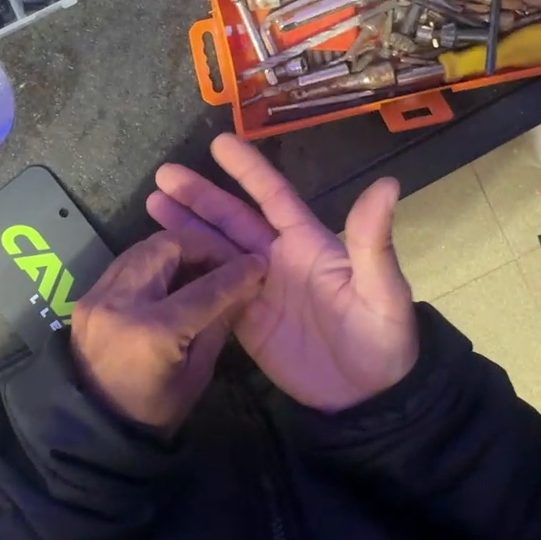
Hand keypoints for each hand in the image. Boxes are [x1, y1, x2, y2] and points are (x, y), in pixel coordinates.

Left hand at [69, 230, 266, 428]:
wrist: (94, 429)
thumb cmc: (153, 412)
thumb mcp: (196, 374)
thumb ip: (218, 323)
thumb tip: (243, 286)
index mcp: (153, 331)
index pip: (206, 288)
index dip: (237, 272)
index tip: (257, 264)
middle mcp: (121, 302)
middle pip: (168, 247)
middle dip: (203, 246)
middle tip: (226, 259)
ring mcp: (97, 296)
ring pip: (143, 248)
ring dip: (177, 249)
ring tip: (201, 265)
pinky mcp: (87, 297)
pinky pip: (126, 264)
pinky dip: (153, 261)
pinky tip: (172, 276)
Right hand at [147, 134, 417, 412]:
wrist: (365, 398)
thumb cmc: (380, 337)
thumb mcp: (382, 289)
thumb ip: (372, 240)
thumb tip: (388, 184)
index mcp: (307, 242)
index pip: (272, 196)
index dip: (247, 169)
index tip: (219, 142)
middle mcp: (277, 257)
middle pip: (232, 218)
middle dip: (199, 195)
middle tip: (163, 173)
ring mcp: (257, 288)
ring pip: (215, 249)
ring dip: (185, 227)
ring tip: (152, 204)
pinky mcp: (244, 319)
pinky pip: (210, 289)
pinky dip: (187, 272)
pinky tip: (162, 259)